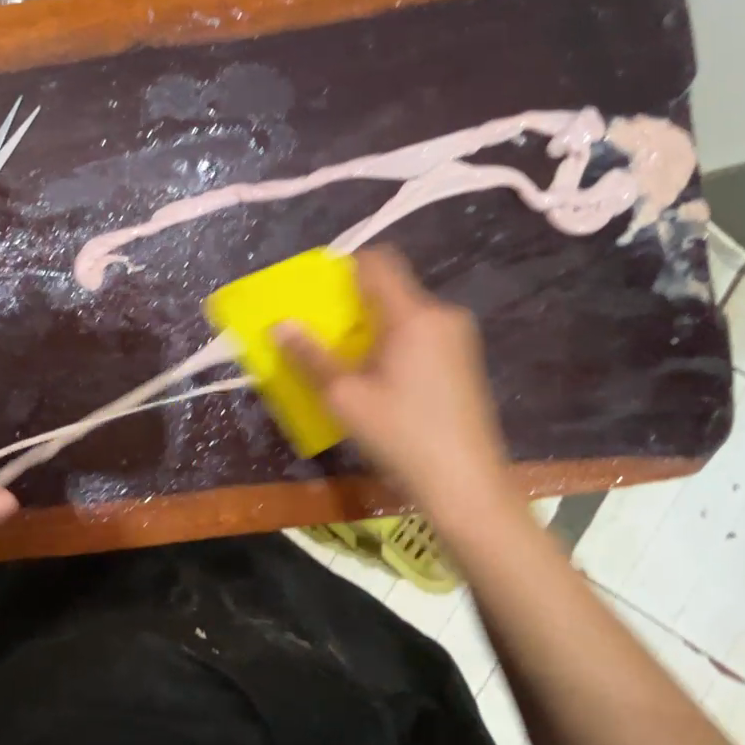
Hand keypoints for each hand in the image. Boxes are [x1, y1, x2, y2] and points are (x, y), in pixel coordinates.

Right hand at [276, 247, 516, 518]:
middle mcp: (441, 315)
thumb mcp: (343, 397)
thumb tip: (279, 326)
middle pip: (389, 288)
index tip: (315, 294)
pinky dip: (392, 343)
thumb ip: (309, 356)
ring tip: (344, 361)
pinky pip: (419, 333)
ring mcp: (458, 337)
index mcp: (413, 315)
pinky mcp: (464, 360)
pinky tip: (376, 379)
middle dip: (351, 304)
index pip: (378, 262)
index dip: (343, 267)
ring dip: (371, 327)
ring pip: (404, 313)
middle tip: (320, 333)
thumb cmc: (400, 433)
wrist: (465, 482)